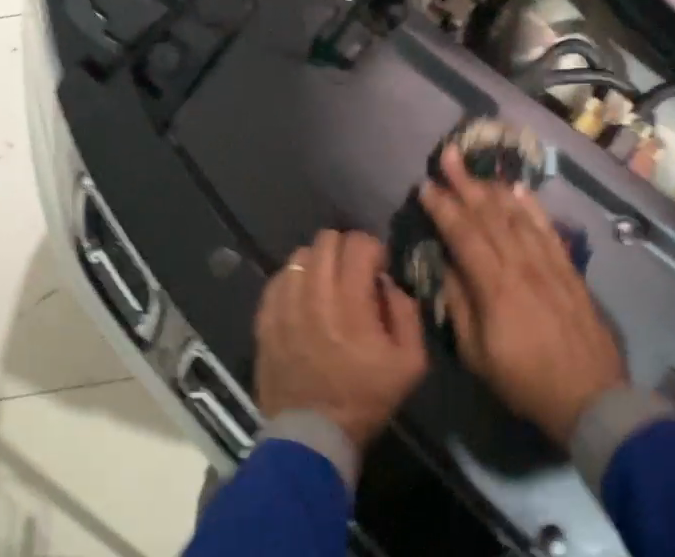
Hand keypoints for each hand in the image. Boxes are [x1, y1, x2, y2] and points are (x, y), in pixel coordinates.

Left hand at [255, 229, 428, 448]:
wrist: (313, 434)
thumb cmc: (365, 398)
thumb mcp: (410, 363)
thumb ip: (406, 312)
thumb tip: (387, 282)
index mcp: (351, 304)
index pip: (358, 243)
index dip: (372, 250)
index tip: (376, 271)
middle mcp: (314, 295)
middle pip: (326, 240)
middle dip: (345, 250)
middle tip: (352, 274)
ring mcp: (284, 305)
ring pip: (299, 255)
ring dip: (318, 264)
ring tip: (326, 287)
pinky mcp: (264, 318)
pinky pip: (278, 279)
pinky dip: (294, 281)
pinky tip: (304, 300)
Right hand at [420, 147, 626, 445]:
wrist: (591, 398)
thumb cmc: (525, 381)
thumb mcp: (477, 354)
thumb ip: (459, 305)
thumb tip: (446, 265)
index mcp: (495, 286)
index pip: (464, 234)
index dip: (444, 207)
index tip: (426, 186)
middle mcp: (522, 265)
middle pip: (490, 215)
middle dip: (466, 183)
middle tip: (449, 155)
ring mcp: (549, 264)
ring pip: (518, 216)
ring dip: (494, 188)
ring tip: (476, 168)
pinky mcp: (569, 270)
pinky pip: (548, 229)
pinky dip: (532, 207)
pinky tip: (519, 191)